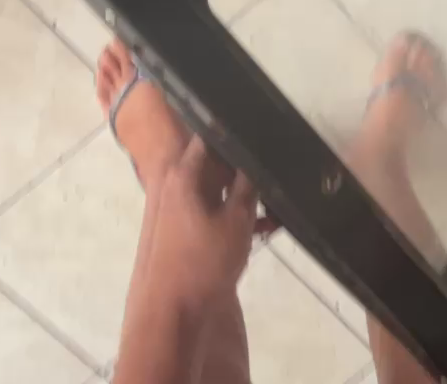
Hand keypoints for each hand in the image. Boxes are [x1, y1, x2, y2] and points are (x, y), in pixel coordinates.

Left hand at [135, 137, 259, 309]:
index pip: (209, 133)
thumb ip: (248, 184)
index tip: (262, 131)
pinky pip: (210, 210)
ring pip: (215, 188)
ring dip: (243, 194)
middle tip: (276, 173)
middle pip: (214, 162)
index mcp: (183, 172)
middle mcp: (174, 183)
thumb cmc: (202, 263)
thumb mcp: (236, 222)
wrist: (170, 316)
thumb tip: (256, 157)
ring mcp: (174, 208)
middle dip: (245, 166)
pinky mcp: (179, 230)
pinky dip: (233, 215)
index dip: (236, 129)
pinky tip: (265, 227)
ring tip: (277, 207)